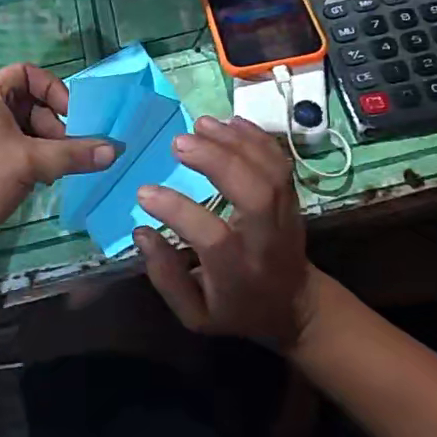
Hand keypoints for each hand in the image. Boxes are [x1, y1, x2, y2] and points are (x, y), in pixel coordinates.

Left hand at [0, 64, 115, 258]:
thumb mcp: (31, 162)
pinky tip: (41, 180)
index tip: (73, 117)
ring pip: (23, 130)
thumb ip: (75, 153)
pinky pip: (12, 150)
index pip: (27, 73)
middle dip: (54, 125)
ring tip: (56, 171)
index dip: (54, 90)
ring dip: (46, 146)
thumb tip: (116, 149)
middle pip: (28, 103)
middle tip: (69, 151)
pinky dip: (31, 159)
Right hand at [132, 116, 319, 347]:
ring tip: (200, 124)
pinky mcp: (292, 196)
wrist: (295, 305)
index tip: (144, 192)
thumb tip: (142, 233)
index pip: (212, 235)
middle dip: (217, 160)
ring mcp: (285, 213)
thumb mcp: (195, 314)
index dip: (177, 210)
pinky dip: (257, 136)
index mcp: (239, 271)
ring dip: (236, 140)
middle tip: (179, 142)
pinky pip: (280, 160)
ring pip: (270, 169)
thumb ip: (166, 277)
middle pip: (254, 191)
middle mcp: (267, 238)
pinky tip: (229, 121)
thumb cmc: (237, 308)